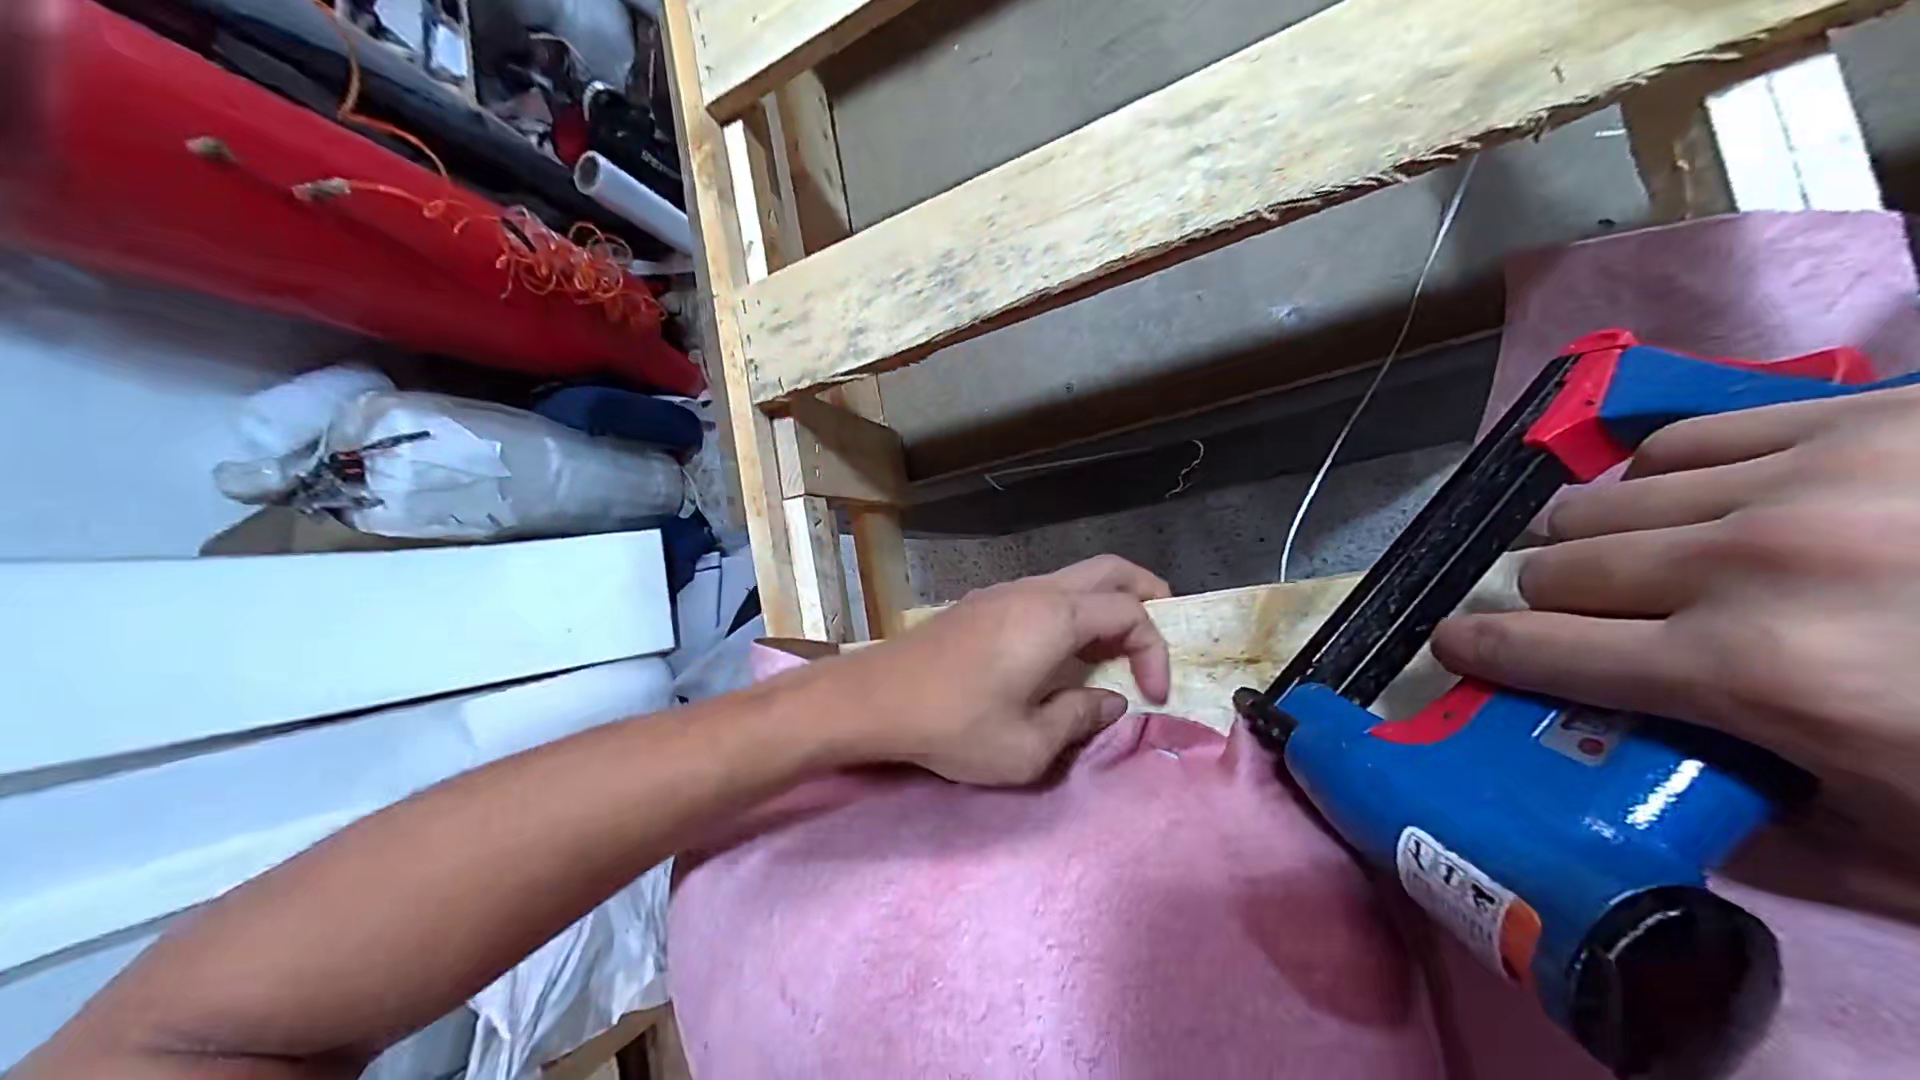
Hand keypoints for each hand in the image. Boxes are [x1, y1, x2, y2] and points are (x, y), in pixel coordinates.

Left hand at [812, 555, 1171, 784]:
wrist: (874, 699)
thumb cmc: (953, 724)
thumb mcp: (1028, 745)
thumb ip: (1080, 718)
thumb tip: (1110, 702)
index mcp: (1054, 617)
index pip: (1131, 613)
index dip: (1154, 650)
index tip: (1150, 696)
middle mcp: (1034, 591)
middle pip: (1109, 570)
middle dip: (1147, 596)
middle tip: (1160, 635)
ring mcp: (1004, 591)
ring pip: (1074, 578)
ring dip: (1106, 605)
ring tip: (1114, 650)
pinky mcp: (981, 602)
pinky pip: (1045, 593)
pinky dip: (1073, 611)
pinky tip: (1062, 651)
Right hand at [1431, 384, 1919, 851]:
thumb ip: (1763, 832)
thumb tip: (1645, 797)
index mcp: (1756, 674)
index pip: (1532, 651)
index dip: (1475, 650)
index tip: (1455, 648)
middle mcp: (1747, 564)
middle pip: (1551, 565)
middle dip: (1549, 602)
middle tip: (1589, 625)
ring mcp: (1804, 479)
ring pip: (1595, 502)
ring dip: (1597, 543)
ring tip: (1648, 564)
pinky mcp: (1861, 420)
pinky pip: (1677, 442)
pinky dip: (1662, 482)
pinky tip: (1707, 507)